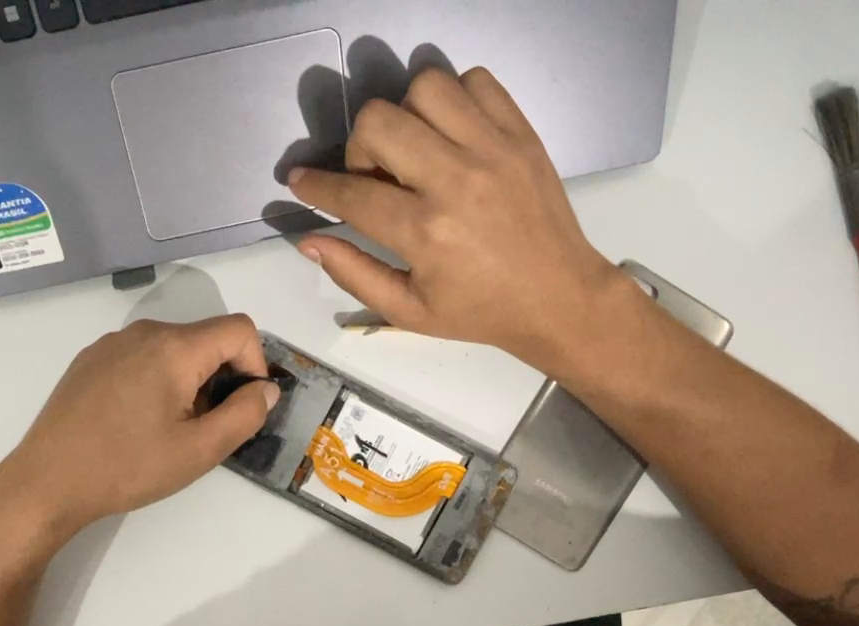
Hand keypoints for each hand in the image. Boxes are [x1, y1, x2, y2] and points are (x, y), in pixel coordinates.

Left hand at [0, 315, 279, 539]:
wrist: (48, 481)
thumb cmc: (128, 467)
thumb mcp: (199, 451)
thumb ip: (245, 415)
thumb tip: (266, 390)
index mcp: (174, 348)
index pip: (240, 329)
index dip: (256, 364)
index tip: (244, 406)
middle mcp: (143, 333)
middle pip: (206, 338)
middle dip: (221, 378)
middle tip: (204, 428)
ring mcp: (111, 343)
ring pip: (173, 349)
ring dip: (189, 382)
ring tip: (168, 429)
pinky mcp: (90, 360)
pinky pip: (141, 357)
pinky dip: (156, 381)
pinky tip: (136, 422)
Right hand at [287, 68, 630, 368]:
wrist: (557, 297)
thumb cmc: (478, 312)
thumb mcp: (408, 311)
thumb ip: (354, 274)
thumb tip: (309, 242)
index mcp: (426, 233)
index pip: (353, 194)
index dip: (316, 187)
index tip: (300, 181)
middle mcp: (456, 181)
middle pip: (379, 122)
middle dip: (360, 147)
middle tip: (375, 176)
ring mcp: (493, 149)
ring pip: (425, 88)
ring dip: (406, 115)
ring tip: (414, 151)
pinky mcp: (521, 132)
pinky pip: (475, 81)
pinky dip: (453, 100)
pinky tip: (451, 136)